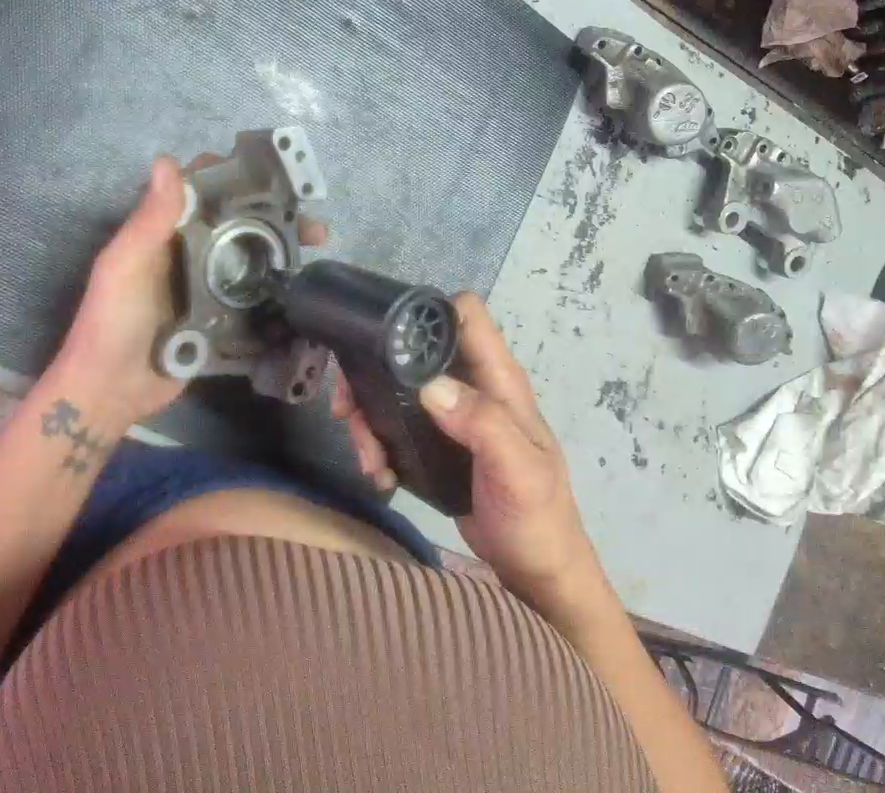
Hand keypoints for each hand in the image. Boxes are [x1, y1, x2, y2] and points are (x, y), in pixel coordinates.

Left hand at [50, 155, 326, 427]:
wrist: (111, 390)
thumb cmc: (111, 321)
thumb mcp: (125, 266)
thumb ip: (149, 219)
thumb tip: (168, 161)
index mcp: (164, 233)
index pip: (203, 192)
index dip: (236, 178)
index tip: (275, 176)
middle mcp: (189, 254)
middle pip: (238, 226)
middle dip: (275, 219)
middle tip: (312, 226)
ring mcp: (207, 289)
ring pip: (251, 262)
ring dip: (282, 255)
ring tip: (316, 255)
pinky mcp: (219, 323)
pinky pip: (252, 303)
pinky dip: (276, 297)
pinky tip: (304, 296)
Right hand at [334, 292, 595, 602]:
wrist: (535, 571)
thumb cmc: (536, 518)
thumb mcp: (517, 471)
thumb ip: (483, 424)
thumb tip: (430, 386)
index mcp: (499, 381)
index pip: (466, 316)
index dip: (428, 313)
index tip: (386, 338)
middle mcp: (472, 388)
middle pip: (412, 352)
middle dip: (375, 374)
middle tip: (348, 410)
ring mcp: (451, 416)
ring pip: (395, 390)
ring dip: (369, 418)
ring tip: (367, 458)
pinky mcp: (434, 442)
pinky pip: (394, 425)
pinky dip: (377, 443)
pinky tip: (379, 473)